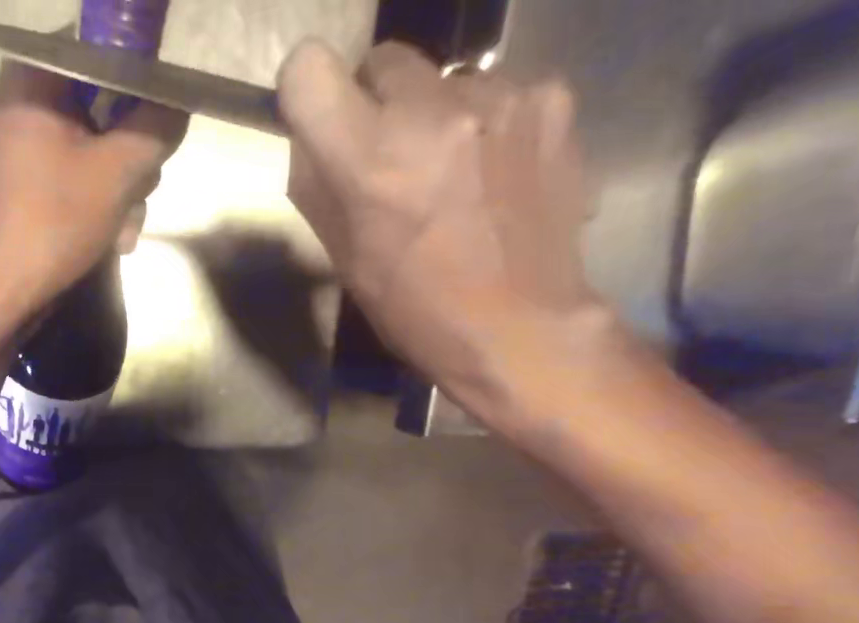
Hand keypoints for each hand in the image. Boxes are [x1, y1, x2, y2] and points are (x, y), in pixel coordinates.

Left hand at [0, 61, 188, 312]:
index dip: (137, 77)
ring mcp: (25, 150)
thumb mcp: (118, 172)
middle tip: (140, 185)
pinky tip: (113, 240)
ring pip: (97, 149)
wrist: (0, 296)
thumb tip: (176, 107)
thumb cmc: (54, 224)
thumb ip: (156, 127)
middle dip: (132, 151)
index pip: (98, 46)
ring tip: (124, 228)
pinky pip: (80, 179)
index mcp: (33, 80)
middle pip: (104, 103)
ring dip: (124, 189)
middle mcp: (24, 105)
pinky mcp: (30, 188)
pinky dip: (101, 206)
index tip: (157, 116)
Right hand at [279, 41, 620, 418]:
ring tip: (455, 178)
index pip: (308, 67)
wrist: (518, 326)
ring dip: (438, 116)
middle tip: (394, 160)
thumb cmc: (414, 307)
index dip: (309, 91)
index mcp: (368, 159)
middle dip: (377, 103)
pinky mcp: (549, 99)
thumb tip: (313, 137)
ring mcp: (498, 98)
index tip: (323, 121)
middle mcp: (431, 111)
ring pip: (445, 80)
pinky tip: (497, 175)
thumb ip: (318, 185)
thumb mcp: (344, 257)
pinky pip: (499, 92)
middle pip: (383, 61)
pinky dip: (489, 124)